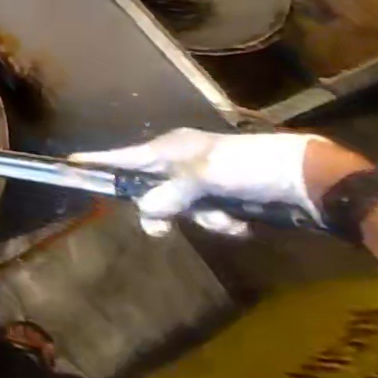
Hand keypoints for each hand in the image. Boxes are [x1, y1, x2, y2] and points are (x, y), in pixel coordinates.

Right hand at [67, 128, 357, 237]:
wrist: (307, 176)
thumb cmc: (248, 167)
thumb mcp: (204, 178)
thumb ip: (169, 194)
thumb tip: (144, 211)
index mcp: (170, 147)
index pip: (124, 156)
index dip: (98, 161)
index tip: (69, 163)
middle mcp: (181, 161)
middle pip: (151, 188)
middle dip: (162, 210)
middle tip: (161, 230)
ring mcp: (203, 178)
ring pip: (181, 206)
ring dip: (201, 219)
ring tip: (225, 221)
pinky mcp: (225, 194)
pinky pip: (207, 214)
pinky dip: (222, 222)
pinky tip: (240, 223)